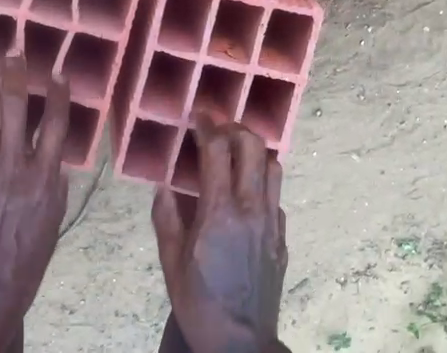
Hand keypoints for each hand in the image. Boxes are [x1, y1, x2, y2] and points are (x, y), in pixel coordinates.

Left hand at [0, 55, 69, 352]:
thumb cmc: (25, 259)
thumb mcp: (52, 220)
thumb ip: (53, 182)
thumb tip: (54, 153)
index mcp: (43, 177)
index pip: (55, 123)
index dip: (57, 93)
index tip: (56, 71)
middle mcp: (13, 167)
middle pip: (16, 107)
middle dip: (15, 73)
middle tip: (12, 50)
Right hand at [151, 117, 289, 352]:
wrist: (240, 344)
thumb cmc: (199, 303)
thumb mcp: (170, 262)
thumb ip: (165, 217)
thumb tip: (164, 184)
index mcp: (219, 212)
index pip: (218, 150)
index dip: (208, 125)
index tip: (198, 115)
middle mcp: (251, 209)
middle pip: (253, 147)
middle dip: (234, 128)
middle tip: (217, 129)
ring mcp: (272, 223)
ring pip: (273, 167)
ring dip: (254, 152)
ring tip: (234, 154)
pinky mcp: (282, 238)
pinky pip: (276, 196)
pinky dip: (262, 183)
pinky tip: (245, 194)